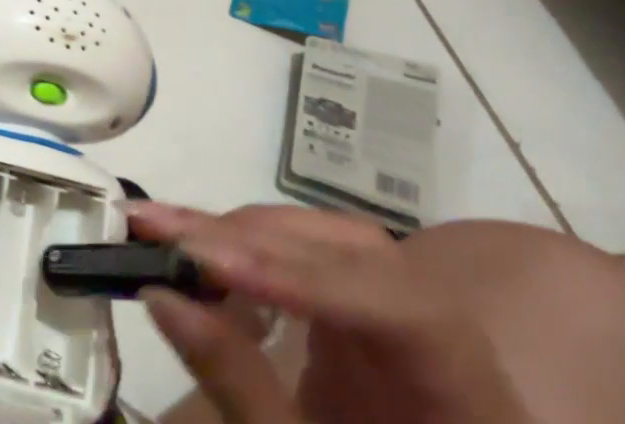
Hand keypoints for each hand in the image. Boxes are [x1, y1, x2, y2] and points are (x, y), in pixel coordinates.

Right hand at [127, 203, 532, 423]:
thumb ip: (237, 382)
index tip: (206, 261)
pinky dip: (244, 252)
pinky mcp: (358, 320)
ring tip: (159, 230)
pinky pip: (304, 266)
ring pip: (327, 245)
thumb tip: (157, 294)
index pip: (399, 307)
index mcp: (466, 394)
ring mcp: (401, 322)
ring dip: (239, 232)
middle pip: (359, 255)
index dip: (304, 277)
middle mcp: (448, 340)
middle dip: (253, 238)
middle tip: (160, 233)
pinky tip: (195, 256)